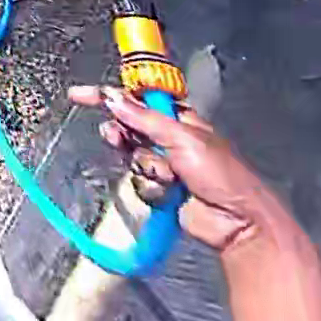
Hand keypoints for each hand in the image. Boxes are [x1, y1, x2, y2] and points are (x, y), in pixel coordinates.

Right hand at [67, 84, 287, 254]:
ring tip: (163, 173)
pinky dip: (151, 185)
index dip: (109, 95)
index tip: (81, 95)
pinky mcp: (160, 189)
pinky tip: (169, 191)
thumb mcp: (183, 137)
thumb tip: (113, 98)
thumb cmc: (223, 175)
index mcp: (177, 117)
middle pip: (127, 125)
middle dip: (122, 133)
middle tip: (120, 138)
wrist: (239, 225)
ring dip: (144, 163)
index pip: (135, 98)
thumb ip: (144, 118)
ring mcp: (164, 164)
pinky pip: (139, 180)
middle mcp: (168, 137)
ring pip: (132, 154)